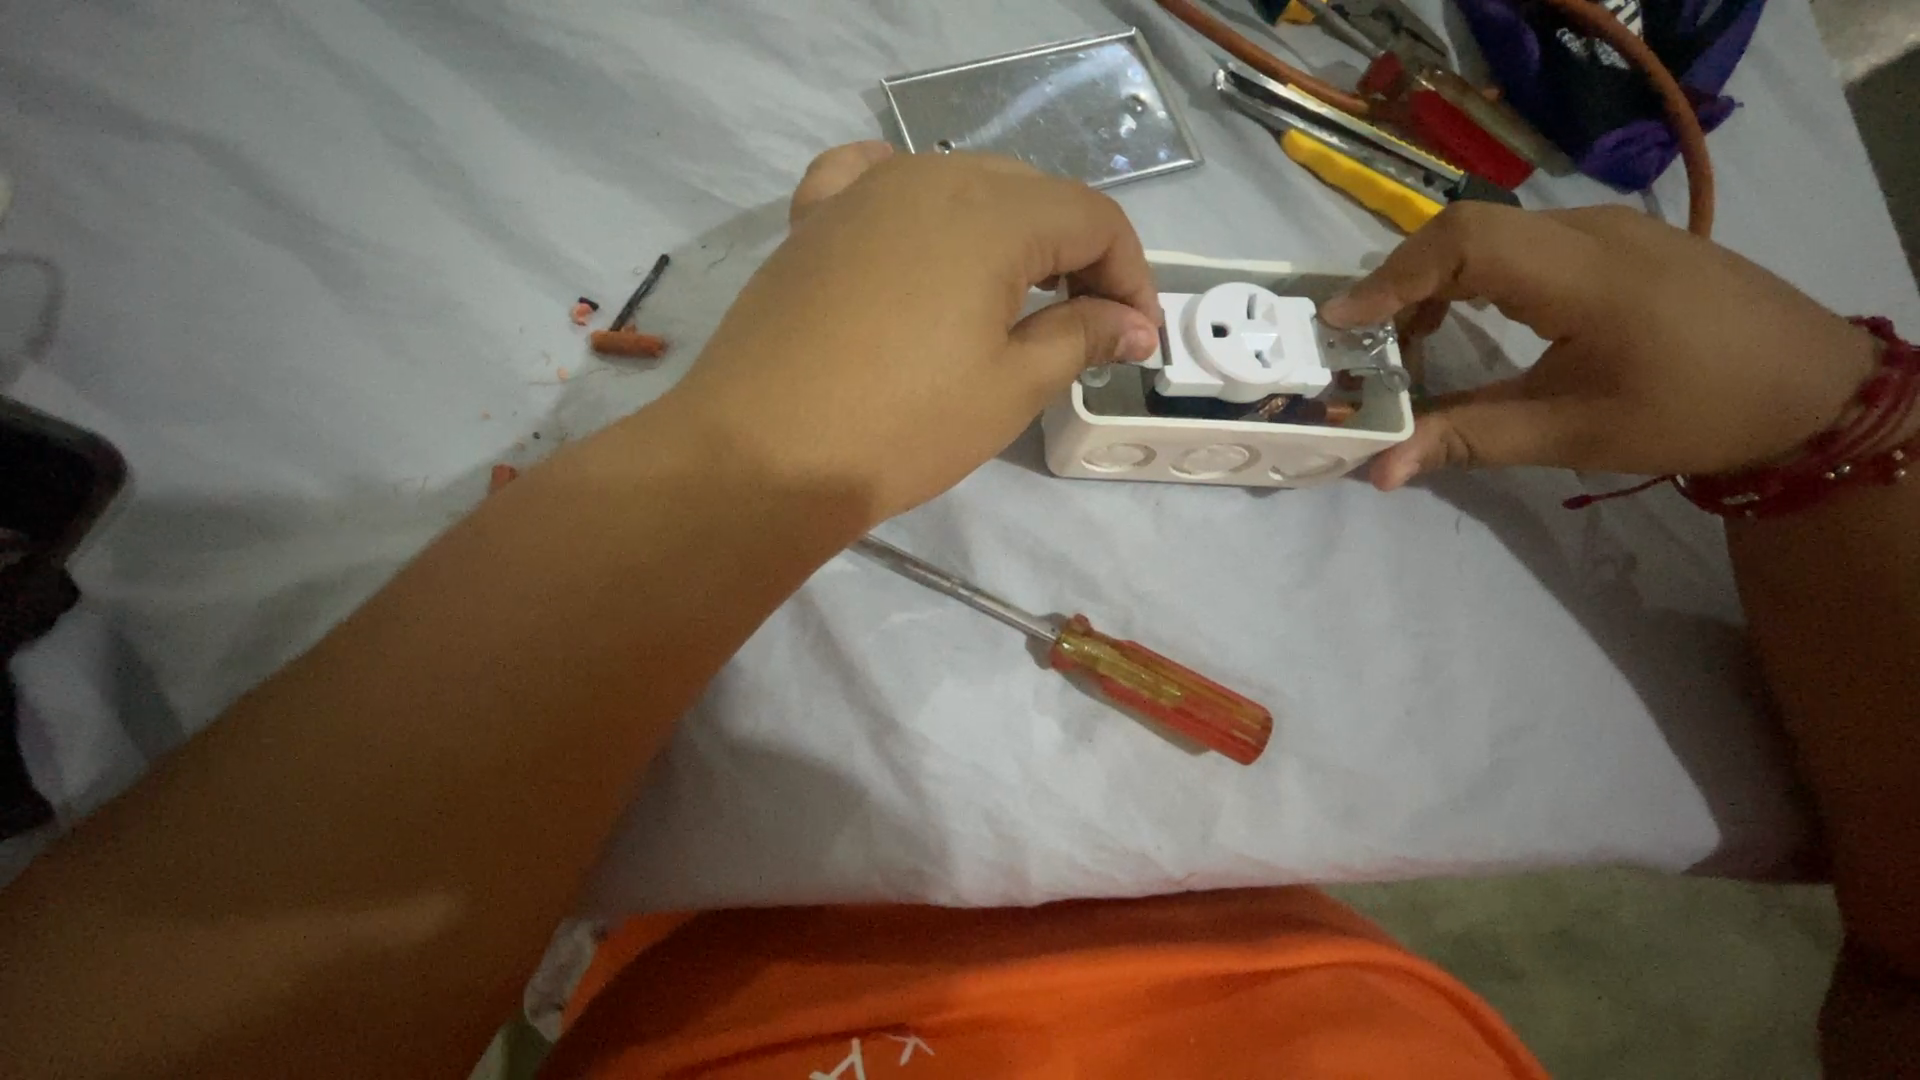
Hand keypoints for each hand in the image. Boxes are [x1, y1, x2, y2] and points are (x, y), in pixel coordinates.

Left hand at [664, 142, 1161, 522]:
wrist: (762, 456)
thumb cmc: (902, 426)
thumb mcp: (1011, 387)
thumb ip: (1081, 336)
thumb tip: (1132, 323)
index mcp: (991, 213)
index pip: (1091, 217)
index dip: (1129, 275)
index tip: (1136, 338)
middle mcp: (927, 177)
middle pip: (1030, 195)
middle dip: (1075, 255)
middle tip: (1088, 324)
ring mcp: (860, 193)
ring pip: (958, 186)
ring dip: (1004, 234)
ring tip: (1013, 298)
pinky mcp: (811, 222)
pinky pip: (873, 183)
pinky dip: (914, 206)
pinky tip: (918, 236)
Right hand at [1320, 204, 1880, 489]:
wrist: (1812, 390)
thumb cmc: (1691, 412)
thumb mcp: (1570, 433)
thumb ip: (1465, 439)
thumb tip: (1377, 470)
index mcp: (1588, 275)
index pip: (1467, 242)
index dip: (1393, 277)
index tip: (1341, 322)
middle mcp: (1592, 233)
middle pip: (1465, 228)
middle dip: (1398, 281)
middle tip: (1361, 339)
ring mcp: (1605, 230)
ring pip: (1487, 232)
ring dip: (1429, 280)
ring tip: (1402, 342)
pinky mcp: (1611, 241)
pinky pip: (1516, 243)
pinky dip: (1465, 278)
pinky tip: (1456, 322)